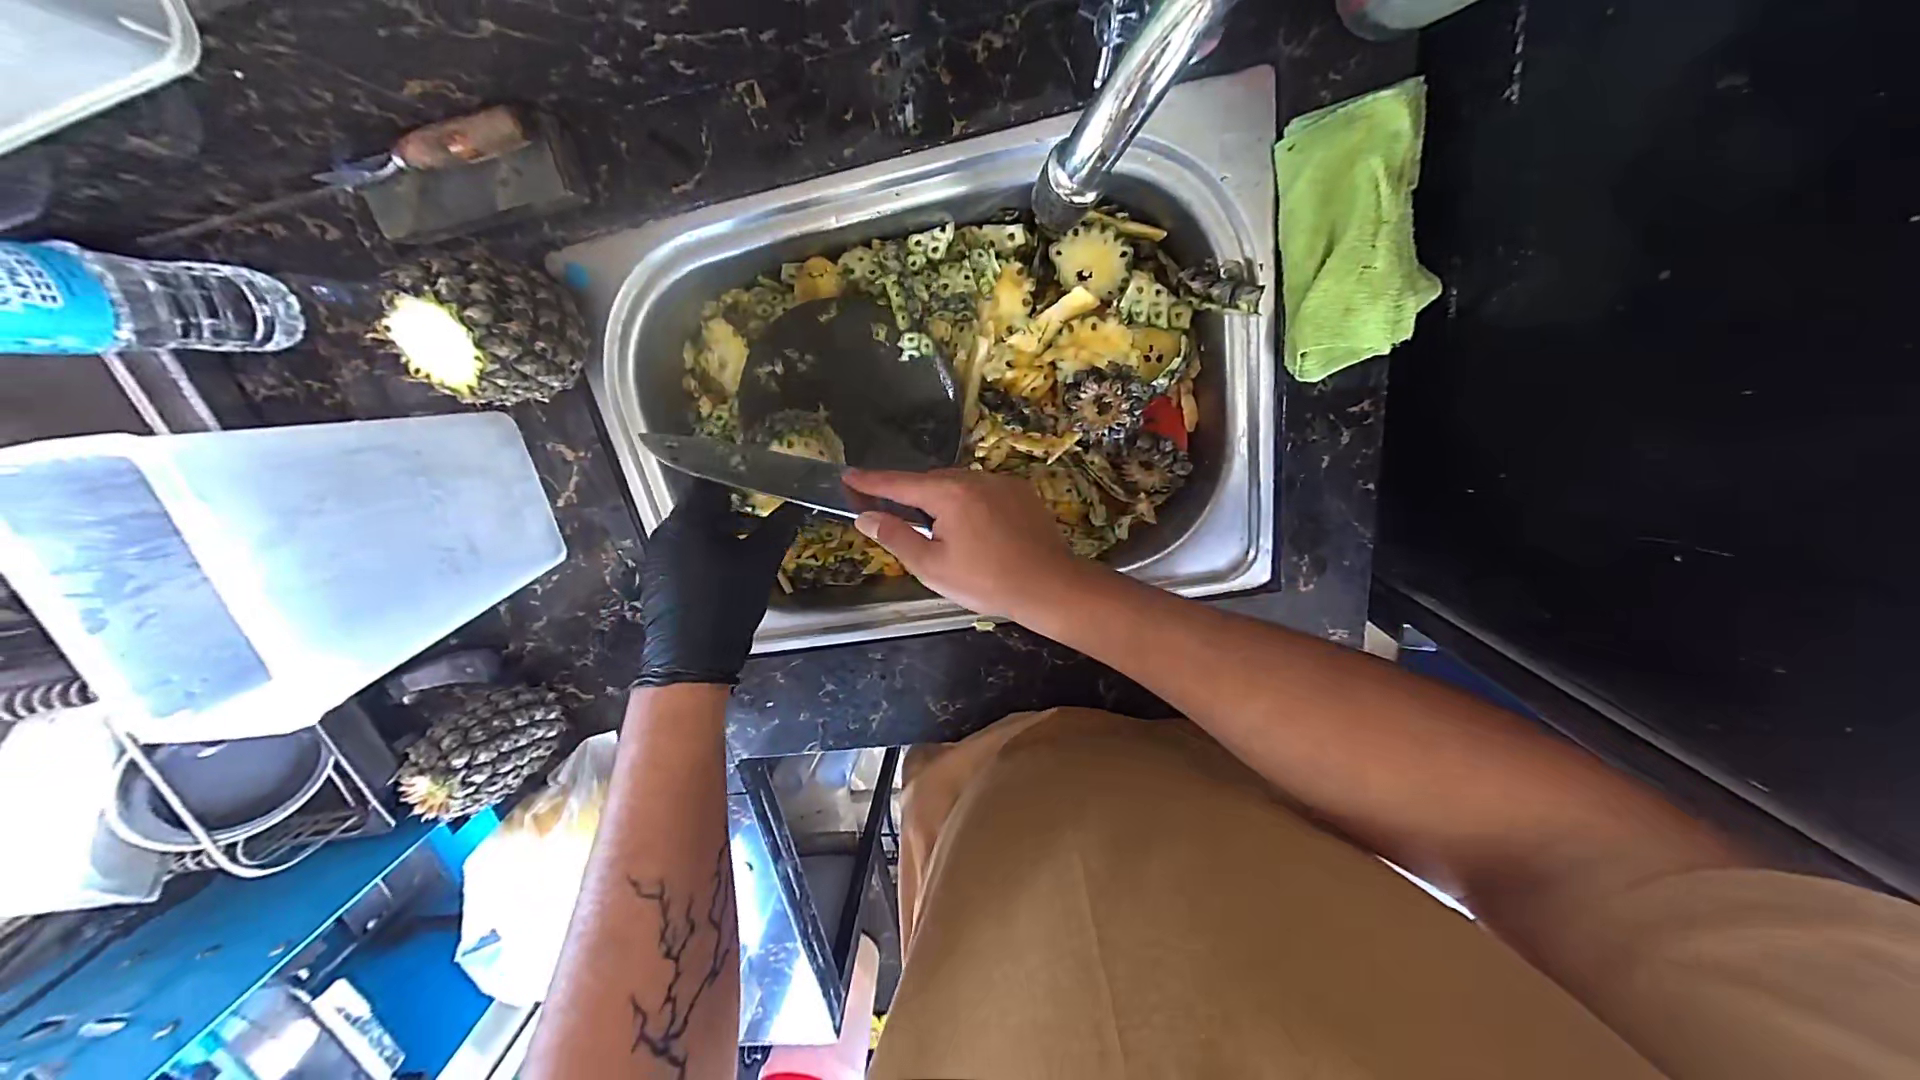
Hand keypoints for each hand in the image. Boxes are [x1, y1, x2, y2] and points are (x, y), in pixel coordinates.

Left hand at [635, 482, 800, 686]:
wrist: (690, 658)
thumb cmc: (728, 602)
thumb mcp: (761, 562)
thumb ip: (779, 528)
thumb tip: (797, 505)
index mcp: (689, 520)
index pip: (710, 480)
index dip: (737, 477)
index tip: (761, 480)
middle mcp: (666, 530)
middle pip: (701, 505)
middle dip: (733, 506)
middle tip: (763, 512)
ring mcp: (658, 555)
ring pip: (693, 529)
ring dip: (721, 529)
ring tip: (751, 542)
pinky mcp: (658, 576)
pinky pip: (684, 549)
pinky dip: (707, 548)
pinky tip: (728, 566)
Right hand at [844, 467, 1094, 617]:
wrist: (1050, 585)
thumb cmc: (986, 581)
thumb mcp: (932, 566)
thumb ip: (896, 537)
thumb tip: (865, 517)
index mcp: (948, 493)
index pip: (898, 482)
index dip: (870, 481)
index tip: (848, 475)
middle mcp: (974, 477)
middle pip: (929, 481)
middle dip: (911, 496)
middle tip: (899, 520)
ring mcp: (1001, 481)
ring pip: (958, 485)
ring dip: (942, 501)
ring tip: (943, 534)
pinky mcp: (1021, 491)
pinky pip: (983, 491)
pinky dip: (969, 504)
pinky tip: (977, 531)